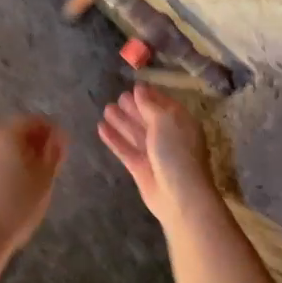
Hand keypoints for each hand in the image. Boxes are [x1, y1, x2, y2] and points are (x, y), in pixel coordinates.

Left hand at [0, 115, 67, 257]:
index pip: (34, 120)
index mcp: (6, 132)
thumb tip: (58, 136)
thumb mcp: (44, 181)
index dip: (52, 132)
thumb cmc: (15, 208)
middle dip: (33, 144)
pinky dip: (0, 170)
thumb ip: (53, 154)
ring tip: (29, 182)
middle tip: (48, 166)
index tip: (62, 150)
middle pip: (14, 132)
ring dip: (16, 157)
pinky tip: (7, 193)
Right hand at [98, 85, 216, 228]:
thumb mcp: (165, 121)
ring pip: (135, 133)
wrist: (179, 197)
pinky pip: (125, 149)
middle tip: (118, 96)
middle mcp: (168, 137)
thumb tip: (139, 88)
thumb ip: (149, 105)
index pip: (164, 104)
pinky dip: (114, 139)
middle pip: (148, 118)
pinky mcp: (140, 168)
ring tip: (106, 108)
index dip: (150, 95)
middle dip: (134, 107)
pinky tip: (101, 128)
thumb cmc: (176, 152)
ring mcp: (154, 154)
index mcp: (180, 123)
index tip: (134, 85)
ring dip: (121, 121)